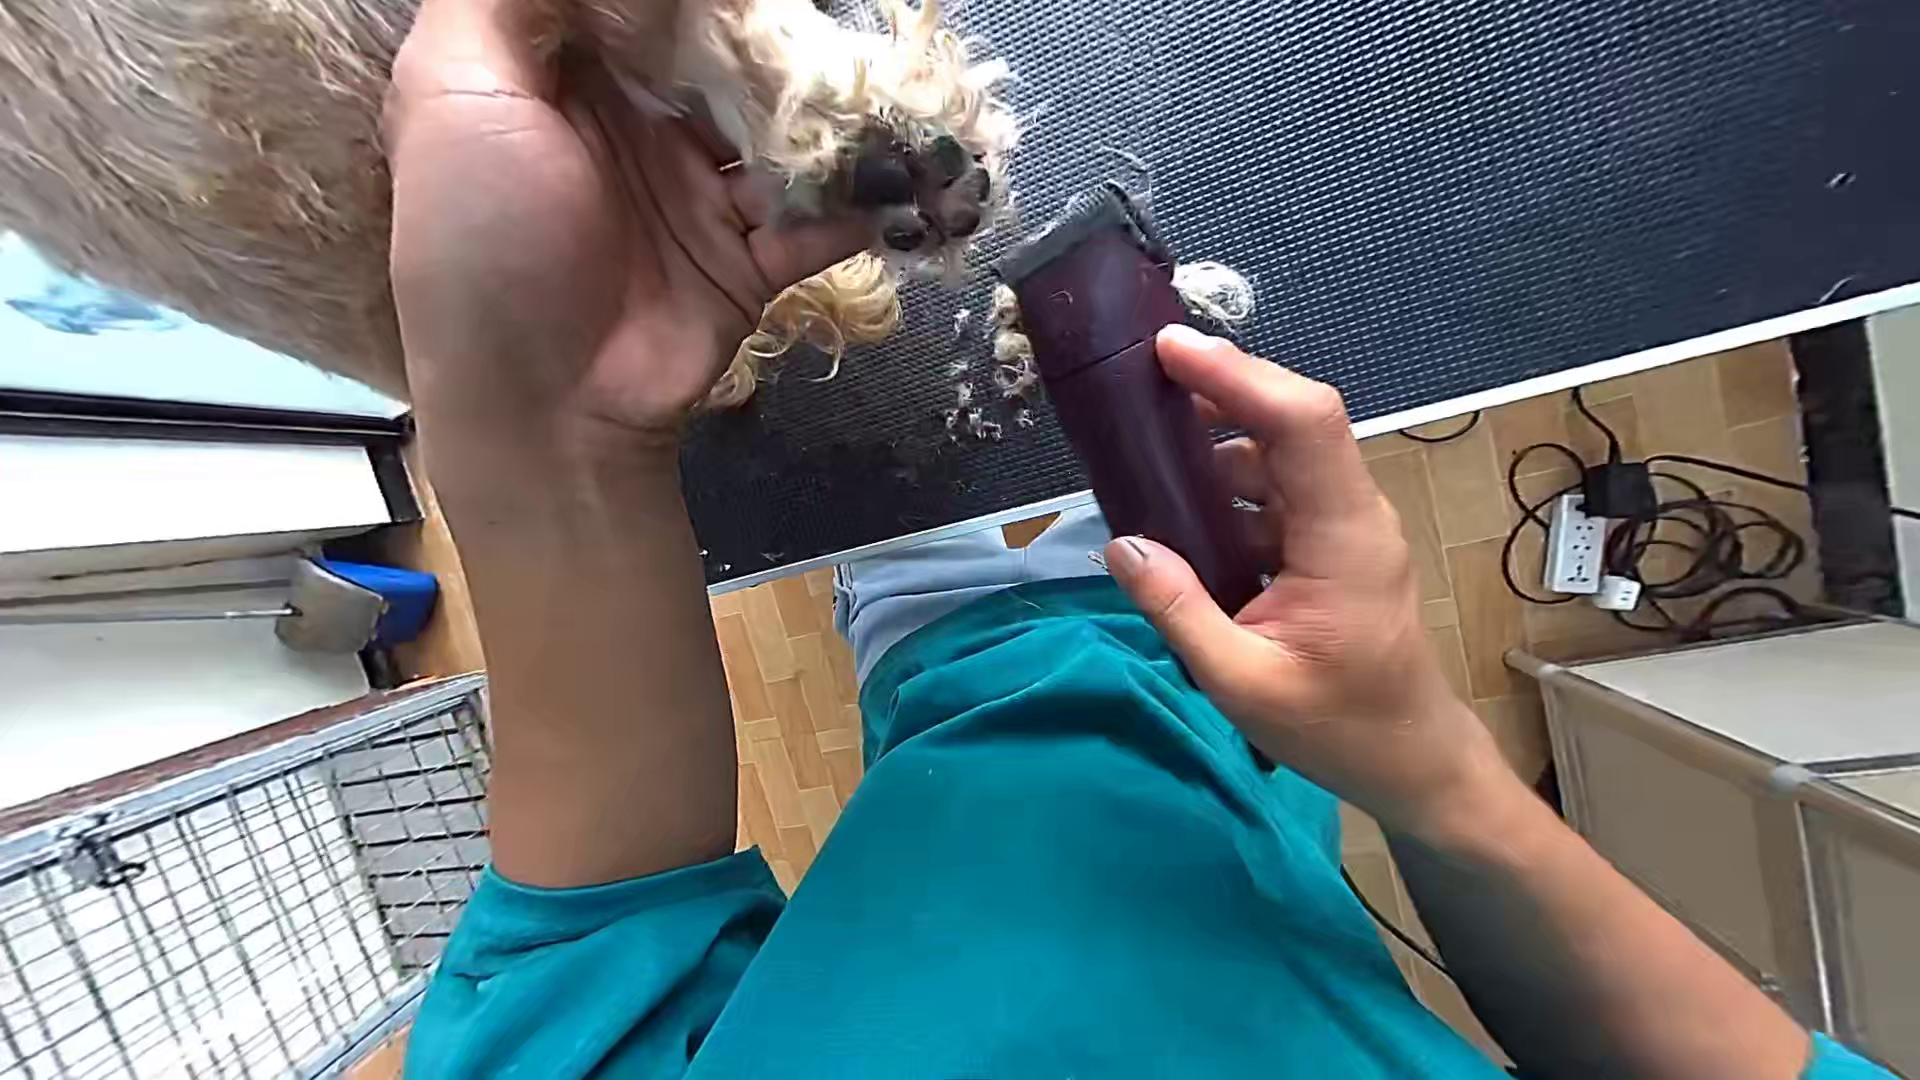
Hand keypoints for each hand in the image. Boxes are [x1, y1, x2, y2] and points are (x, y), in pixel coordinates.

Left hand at [383, 0, 870, 457]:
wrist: (551, 397)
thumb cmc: (489, 241)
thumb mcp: (463, 90)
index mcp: (573, 81)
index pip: (646, 10)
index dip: (700, 0)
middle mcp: (648, 136)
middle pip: (727, 72)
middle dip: (775, 54)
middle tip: (833, 44)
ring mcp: (705, 205)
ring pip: (780, 150)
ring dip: (828, 131)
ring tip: (880, 103)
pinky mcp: (748, 267)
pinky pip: (810, 234)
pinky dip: (850, 217)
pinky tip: (891, 196)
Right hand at [1104, 325, 1520, 840]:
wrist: (1414, 762)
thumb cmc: (1339, 728)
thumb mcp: (1240, 680)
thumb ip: (1177, 610)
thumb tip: (1121, 545)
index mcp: (1342, 539)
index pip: (1302, 424)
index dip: (1237, 376)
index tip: (1172, 350)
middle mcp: (1349, 515)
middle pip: (1291, 422)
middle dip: (1219, 392)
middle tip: (1145, 385)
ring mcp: (1341, 527)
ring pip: (1278, 455)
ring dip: (1216, 442)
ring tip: (1149, 447)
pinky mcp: (1326, 544)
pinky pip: (1272, 492)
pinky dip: (1223, 484)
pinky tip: (1179, 504)